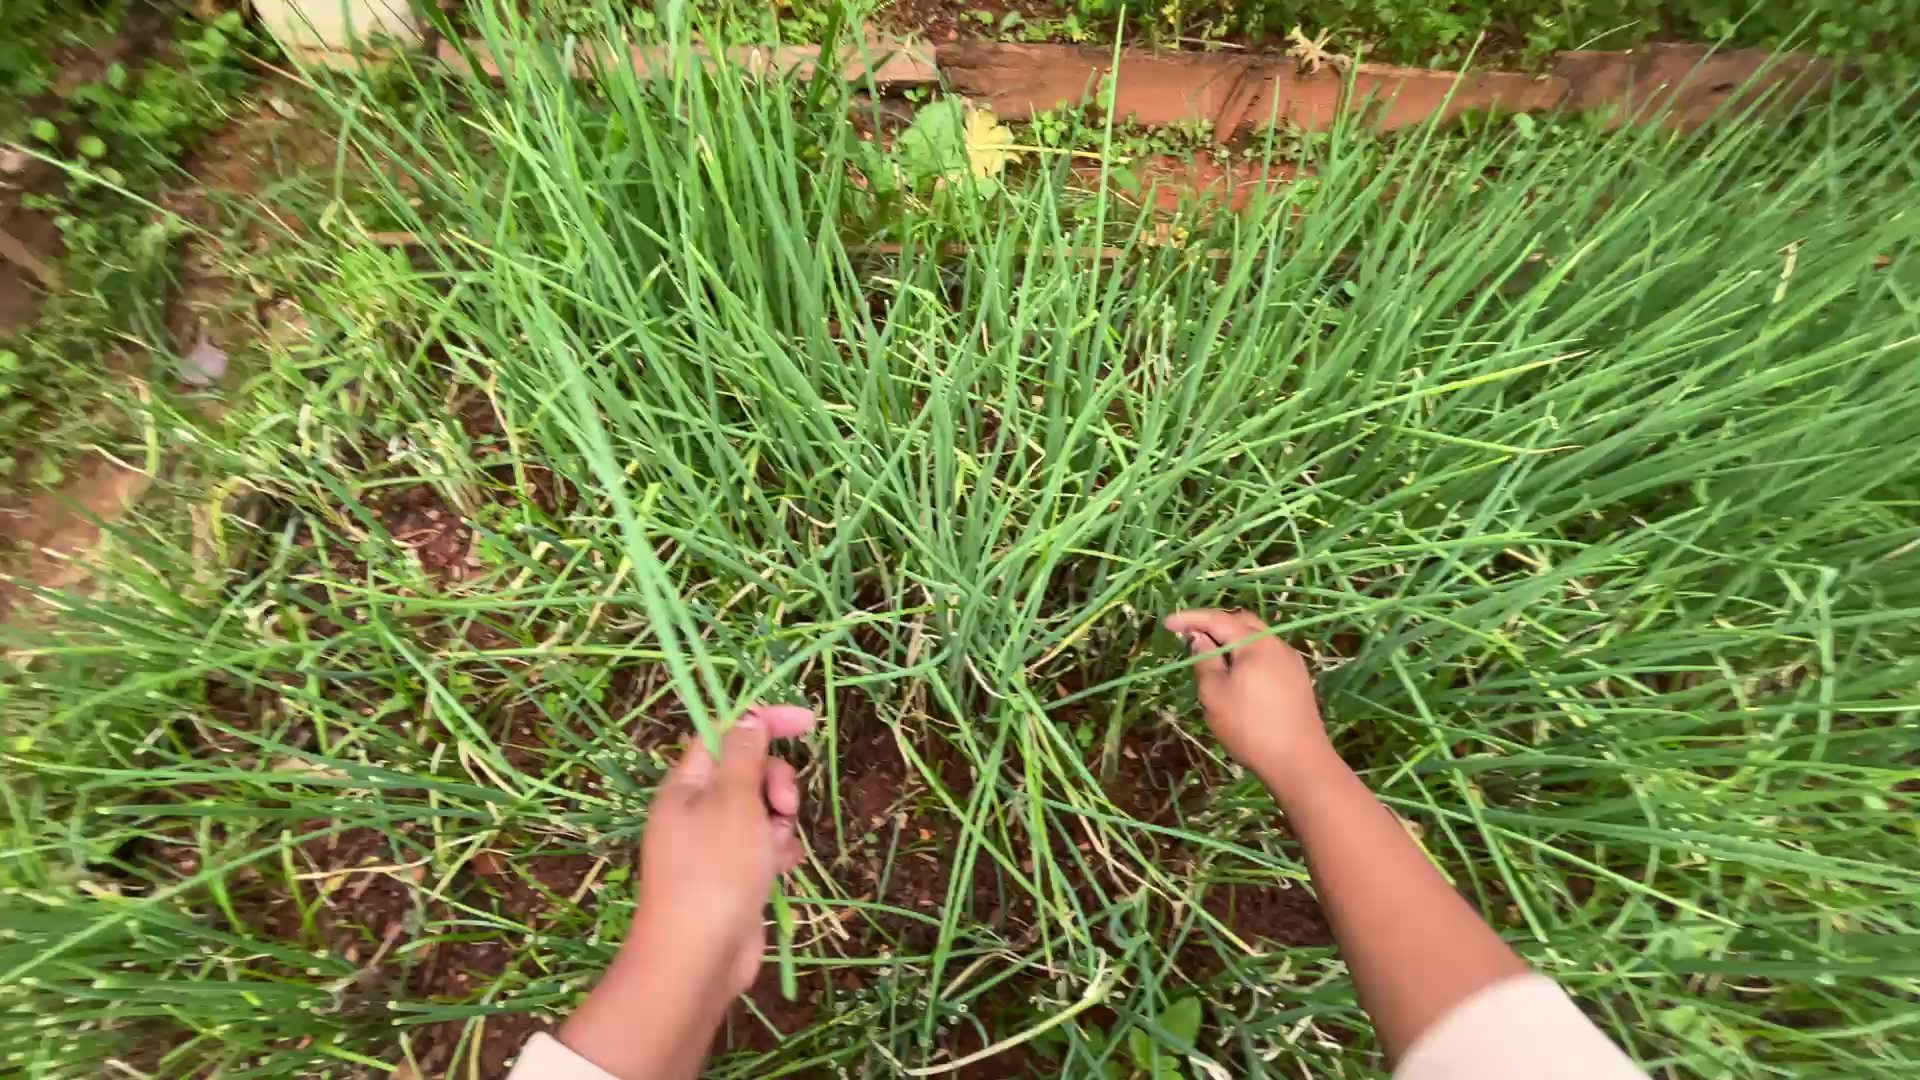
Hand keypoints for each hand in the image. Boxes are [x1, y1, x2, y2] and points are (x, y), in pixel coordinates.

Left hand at [559, 703, 814, 1079]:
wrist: (697, 961)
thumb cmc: (714, 871)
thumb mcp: (733, 800)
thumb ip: (744, 753)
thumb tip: (748, 717)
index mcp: (687, 785)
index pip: (726, 733)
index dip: (765, 720)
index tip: (808, 722)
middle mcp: (698, 809)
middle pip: (750, 770)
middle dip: (777, 782)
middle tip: (784, 806)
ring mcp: (715, 843)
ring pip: (763, 808)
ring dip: (781, 821)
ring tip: (776, 849)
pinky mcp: (733, 873)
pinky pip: (765, 844)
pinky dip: (778, 850)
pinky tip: (781, 869)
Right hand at [1164, 609, 1336, 793]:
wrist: (1299, 763)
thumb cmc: (1249, 726)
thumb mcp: (1214, 693)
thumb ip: (1204, 660)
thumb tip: (1199, 638)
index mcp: (1256, 644)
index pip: (1218, 620)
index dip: (1191, 619)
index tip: (1167, 624)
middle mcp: (1277, 646)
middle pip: (1242, 622)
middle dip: (1214, 624)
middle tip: (1189, 635)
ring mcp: (1291, 662)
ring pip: (1256, 638)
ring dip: (1230, 640)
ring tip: (1209, 654)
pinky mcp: (1296, 680)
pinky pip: (1266, 654)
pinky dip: (1245, 653)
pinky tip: (1235, 672)